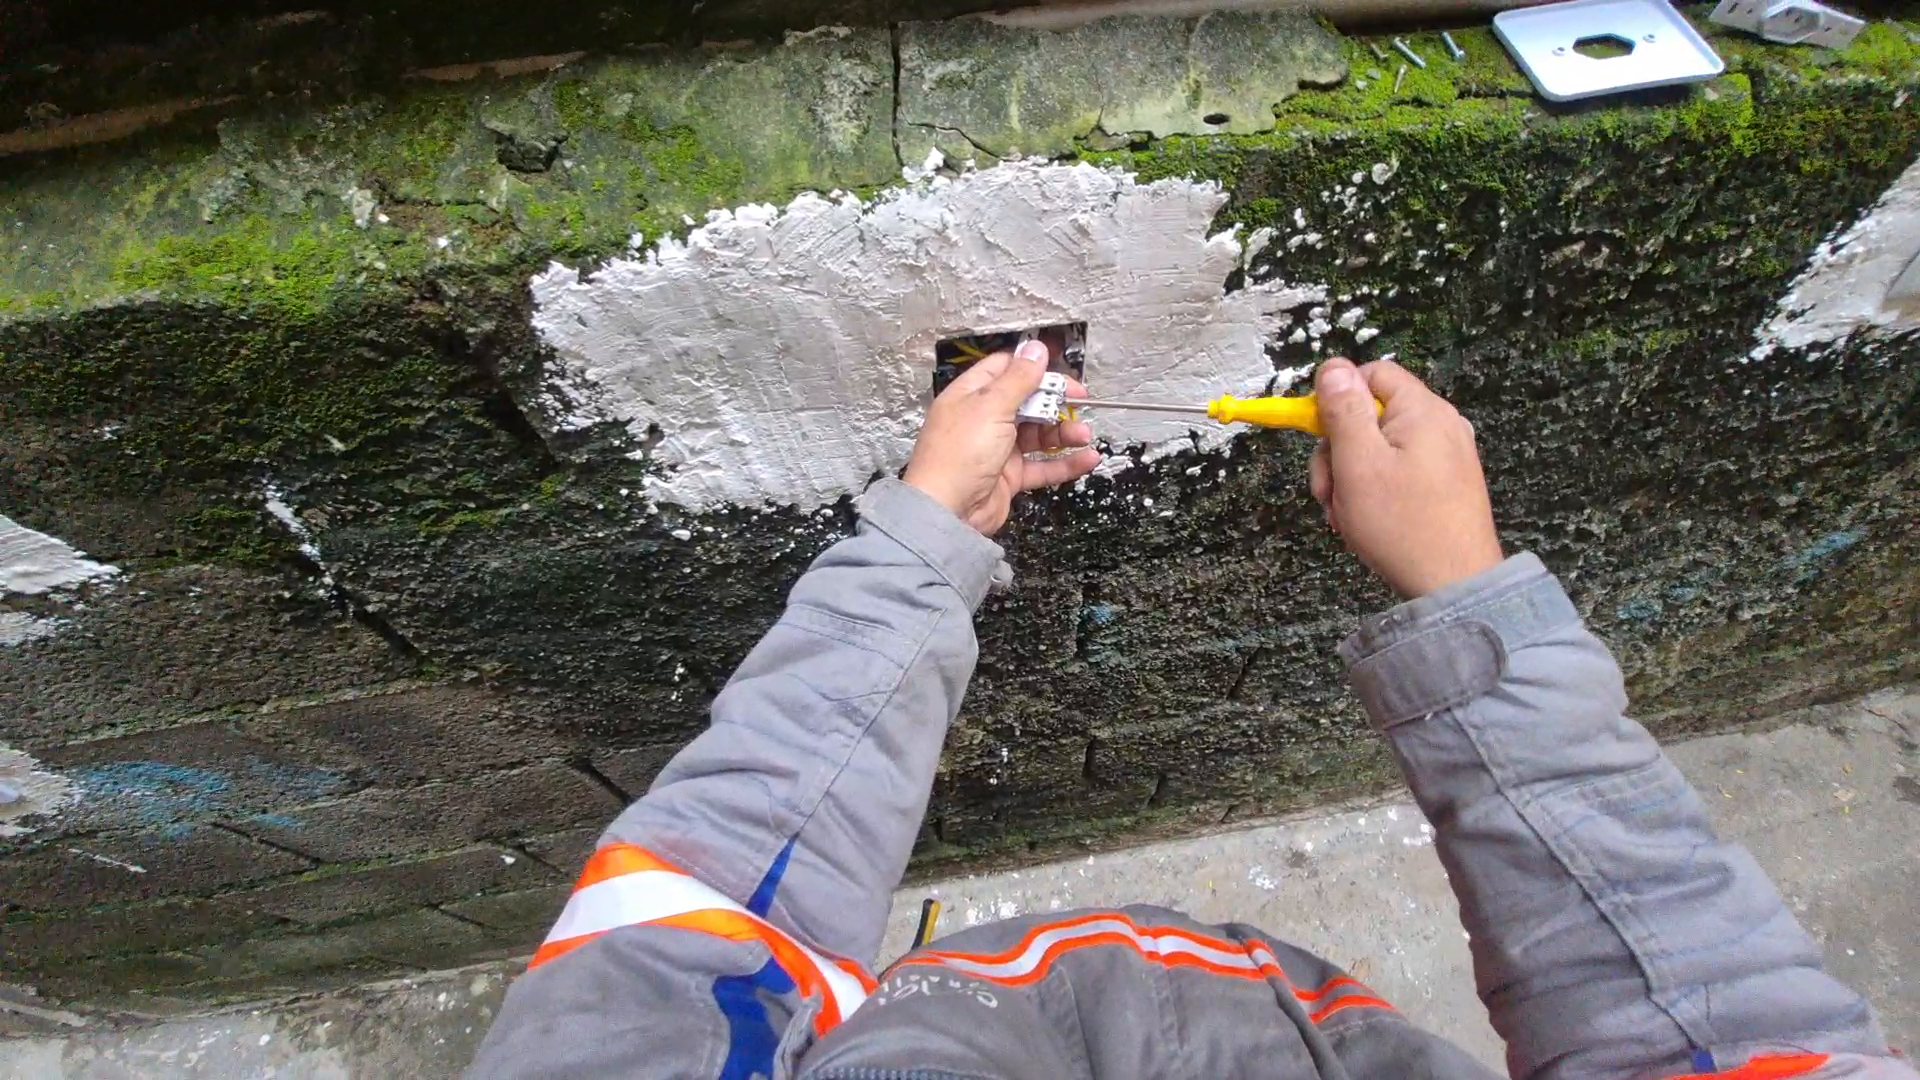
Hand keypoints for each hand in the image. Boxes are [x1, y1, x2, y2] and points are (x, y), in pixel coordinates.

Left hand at [904, 340, 1101, 535]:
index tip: (1060, 375)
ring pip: (1038, 435)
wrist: (947, 512)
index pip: (1006, 371)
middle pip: (1027, 402)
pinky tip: (1085, 458)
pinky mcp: (1008, 477)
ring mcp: (996, 450)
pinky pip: (1042, 466)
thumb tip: (1035, 350)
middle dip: (1055, 403)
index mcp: (971, 396)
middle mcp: (983, 421)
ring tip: (1083, 434)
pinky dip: (1065, 463)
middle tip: (1078, 403)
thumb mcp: (991, 407)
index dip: (1035, 370)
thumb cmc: (956, 458)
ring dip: (1064, 432)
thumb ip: (1018, 378)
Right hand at [1308, 358, 1503, 597]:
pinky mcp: (1443, 483)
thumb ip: (1343, 410)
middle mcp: (1440, 425)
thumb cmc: (1400, 523)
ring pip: (1376, 448)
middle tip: (1329, 490)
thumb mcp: (1357, 463)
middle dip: (1336, 450)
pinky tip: (1364, 519)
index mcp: (1422, 412)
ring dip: (1348, 476)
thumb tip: (1332, 366)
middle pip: (1369, 415)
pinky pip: (1394, 471)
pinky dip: (1371, 490)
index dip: (1336, 396)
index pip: (1372, 374)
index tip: (1315, 433)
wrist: (1451, 583)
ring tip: (1345, 513)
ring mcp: (1445, 455)